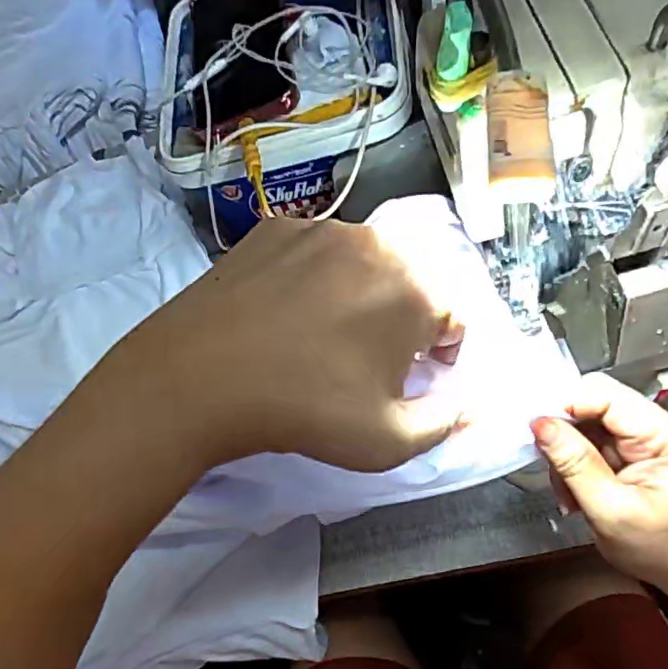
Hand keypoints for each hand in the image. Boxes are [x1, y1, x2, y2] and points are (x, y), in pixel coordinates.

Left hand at [100, 217, 465, 471]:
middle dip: (402, 322)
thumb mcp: (387, 442)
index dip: (440, 352)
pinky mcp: (275, 227)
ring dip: (360, 294)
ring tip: (321, 333)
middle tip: (365, 360)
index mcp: (416, 293)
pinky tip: (283, 310)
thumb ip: (442, 424)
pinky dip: (313, 276)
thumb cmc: (306, 412)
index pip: (454, 318)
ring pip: (363, 264)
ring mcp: (321, 229)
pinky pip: (313, 252)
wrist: (201, 378)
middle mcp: (377, 246)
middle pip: (410, 286)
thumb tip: (466, 408)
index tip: (414, 376)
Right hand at [531, 373, 667, 592]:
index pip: (604, 394)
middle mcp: (662, 428)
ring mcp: (654, 442)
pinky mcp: (645, 456)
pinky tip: (582, 496)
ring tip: (572, 497)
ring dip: (573, 459)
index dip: (565, 406)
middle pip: (597, 407)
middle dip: (567, 439)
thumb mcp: (612, 512)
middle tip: (557, 476)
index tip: (537, 432)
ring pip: (593, 428)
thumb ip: (575, 464)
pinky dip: (584, 469)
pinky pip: (601, 447)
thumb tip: (541, 424)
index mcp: (665, 435)